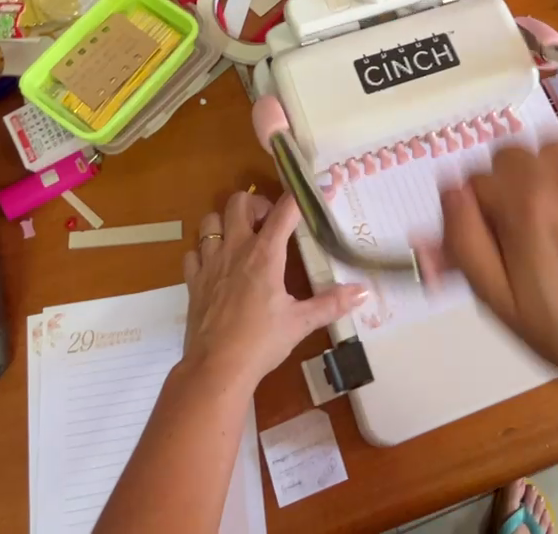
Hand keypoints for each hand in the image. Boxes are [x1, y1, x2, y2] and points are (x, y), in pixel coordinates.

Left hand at [182, 191, 367, 393]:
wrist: (216, 368)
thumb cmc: (261, 342)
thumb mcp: (301, 322)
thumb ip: (331, 303)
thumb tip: (363, 292)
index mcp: (265, 254)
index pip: (285, 210)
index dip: (302, 196)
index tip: (321, 189)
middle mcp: (235, 248)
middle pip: (239, 202)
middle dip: (256, 203)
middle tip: (269, 222)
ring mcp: (210, 262)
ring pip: (211, 221)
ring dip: (226, 222)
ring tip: (241, 238)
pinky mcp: (193, 281)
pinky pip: (193, 252)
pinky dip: (204, 252)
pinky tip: (216, 265)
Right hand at [425, 144, 557, 399]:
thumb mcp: (496, 297)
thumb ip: (463, 237)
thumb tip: (452, 191)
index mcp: (527, 202)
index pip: (478, 178)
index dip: (483, 211)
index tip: (499, 238)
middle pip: (515, 157)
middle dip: (513, 188)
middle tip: (531, 232)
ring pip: (553, 150)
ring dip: (550, 176)